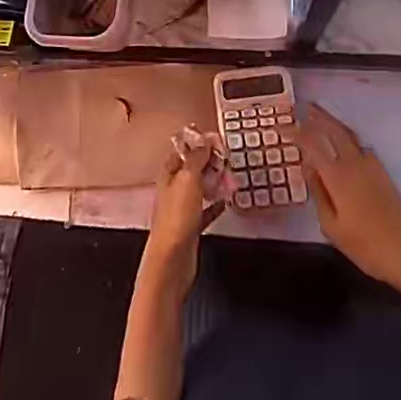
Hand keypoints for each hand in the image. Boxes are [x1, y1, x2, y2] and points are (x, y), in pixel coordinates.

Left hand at [139, 141, 221, 301]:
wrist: (172, 259)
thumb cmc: (178, 217)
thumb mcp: (188, 180)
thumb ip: (196, 159)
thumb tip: (204, 140)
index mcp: (169, 174)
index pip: (182, 151)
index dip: (198, 143)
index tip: (216, 140)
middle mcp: (173, 189)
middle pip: (193, 169)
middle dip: (209, 162)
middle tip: (228, 160)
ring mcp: (182, 208)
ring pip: (200, 188)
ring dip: (214, 181)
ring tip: (231, 177)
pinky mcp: (191, 226)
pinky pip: (206, 210)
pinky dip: (216, 204)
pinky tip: (227, 201)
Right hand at [298, 104, 400, 290]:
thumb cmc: (365, 246)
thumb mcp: (331, 226)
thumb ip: (318, 192)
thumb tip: (308, 167)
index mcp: (338, 177)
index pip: (312, 145)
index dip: (295, 132)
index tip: (280, 127)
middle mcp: (354, 164)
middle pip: (333, 130)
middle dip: (315, 116)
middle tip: (300, 107)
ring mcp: (371, 165)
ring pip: (348, 134)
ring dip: (332, 121)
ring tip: (318, 113)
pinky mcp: (382, 171)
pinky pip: (360, 144)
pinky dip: (347, 134)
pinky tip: (342, 138)